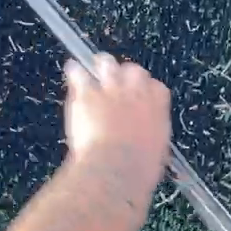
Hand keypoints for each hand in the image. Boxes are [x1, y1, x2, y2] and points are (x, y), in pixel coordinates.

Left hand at [62, 54, 171, 194]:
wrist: (116, 167)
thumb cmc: (140, 166)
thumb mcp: (157, 151)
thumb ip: (151, 134)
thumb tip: (148, 139)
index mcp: (158, 104)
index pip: (155, 86)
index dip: (145, 91)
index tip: (139, 98)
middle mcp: (136, 90)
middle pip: (133, 70)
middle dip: (125, 75)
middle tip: (116, 84)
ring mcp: (111, 89)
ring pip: (107, 63)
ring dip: (101, 67)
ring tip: (93, 70)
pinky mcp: (87, 93)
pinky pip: (79, 72)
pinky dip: (75, 71)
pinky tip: (72, 71)